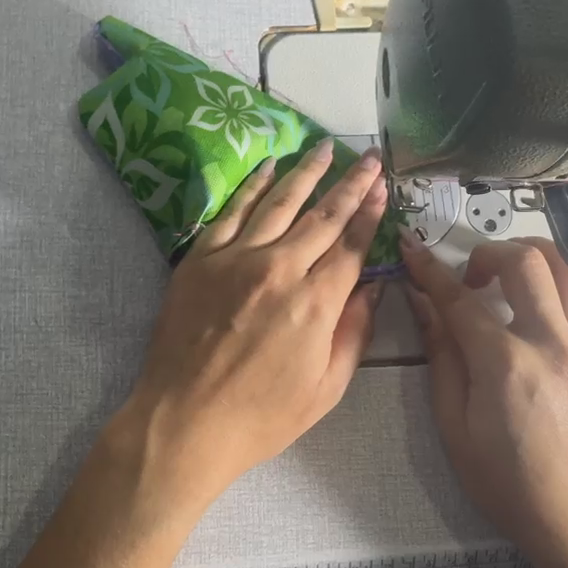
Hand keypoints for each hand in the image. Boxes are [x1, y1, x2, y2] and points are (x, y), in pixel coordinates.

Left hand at [118, 138, 388, 503]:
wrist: (184, 420)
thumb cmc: (262, 416)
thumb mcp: (327, 388)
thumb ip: (355, 332)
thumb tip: (374, 286)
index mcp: (316, 303)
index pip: (352, 244)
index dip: (371, 212)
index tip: (383, 185)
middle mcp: (281, 268)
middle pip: (323, 215)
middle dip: (351, 182)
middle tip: (368, 156)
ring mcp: (237, 258)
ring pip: (280, 202)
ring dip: (307, 172)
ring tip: (324, 148)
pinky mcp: (202, 258)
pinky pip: (233, 211)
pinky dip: (253, 185)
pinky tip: (269, 167)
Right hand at [402, 235, 567, 558]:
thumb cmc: (505, 480)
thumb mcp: (453, 425)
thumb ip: (440, 355)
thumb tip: (422, 302)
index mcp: (505, 364)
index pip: (460, 299)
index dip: (430, 269)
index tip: (411, 247)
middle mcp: (552, 343)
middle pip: (527, 262)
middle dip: (490, 252)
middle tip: (470, 278)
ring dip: (538, 257)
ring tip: (513, 275)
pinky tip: (553, 304)